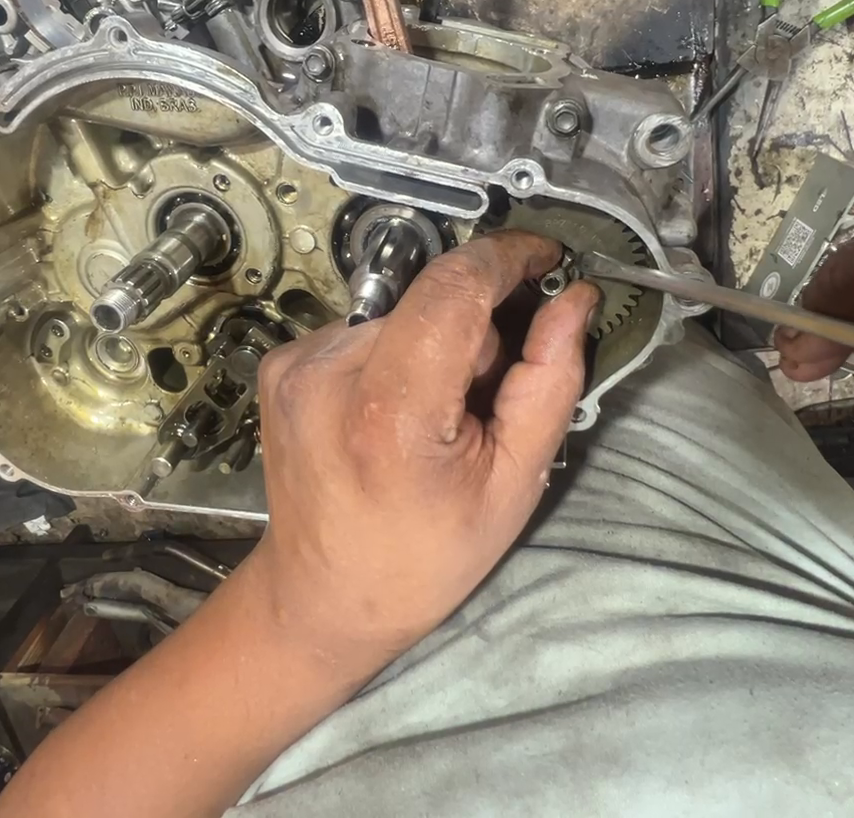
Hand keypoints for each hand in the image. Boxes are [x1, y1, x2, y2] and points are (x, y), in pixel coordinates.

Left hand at [243, 231, 600, 662]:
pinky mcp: (282, 363)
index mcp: (390, 410)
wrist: (322, 594)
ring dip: (433, 341)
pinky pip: (363, 329)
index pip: (453, 288)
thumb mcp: (513, 483)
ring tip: (434, 413)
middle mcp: (326, 371)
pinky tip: (392, 408)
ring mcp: (294, 364)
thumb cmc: (424, 556)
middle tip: (484, 395)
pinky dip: (395, 352)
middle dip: (475, 327)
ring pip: (399, 311)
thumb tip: (571, 301)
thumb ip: (548, 383)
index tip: (546, 259)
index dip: (507, 258)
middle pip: (430, 300)